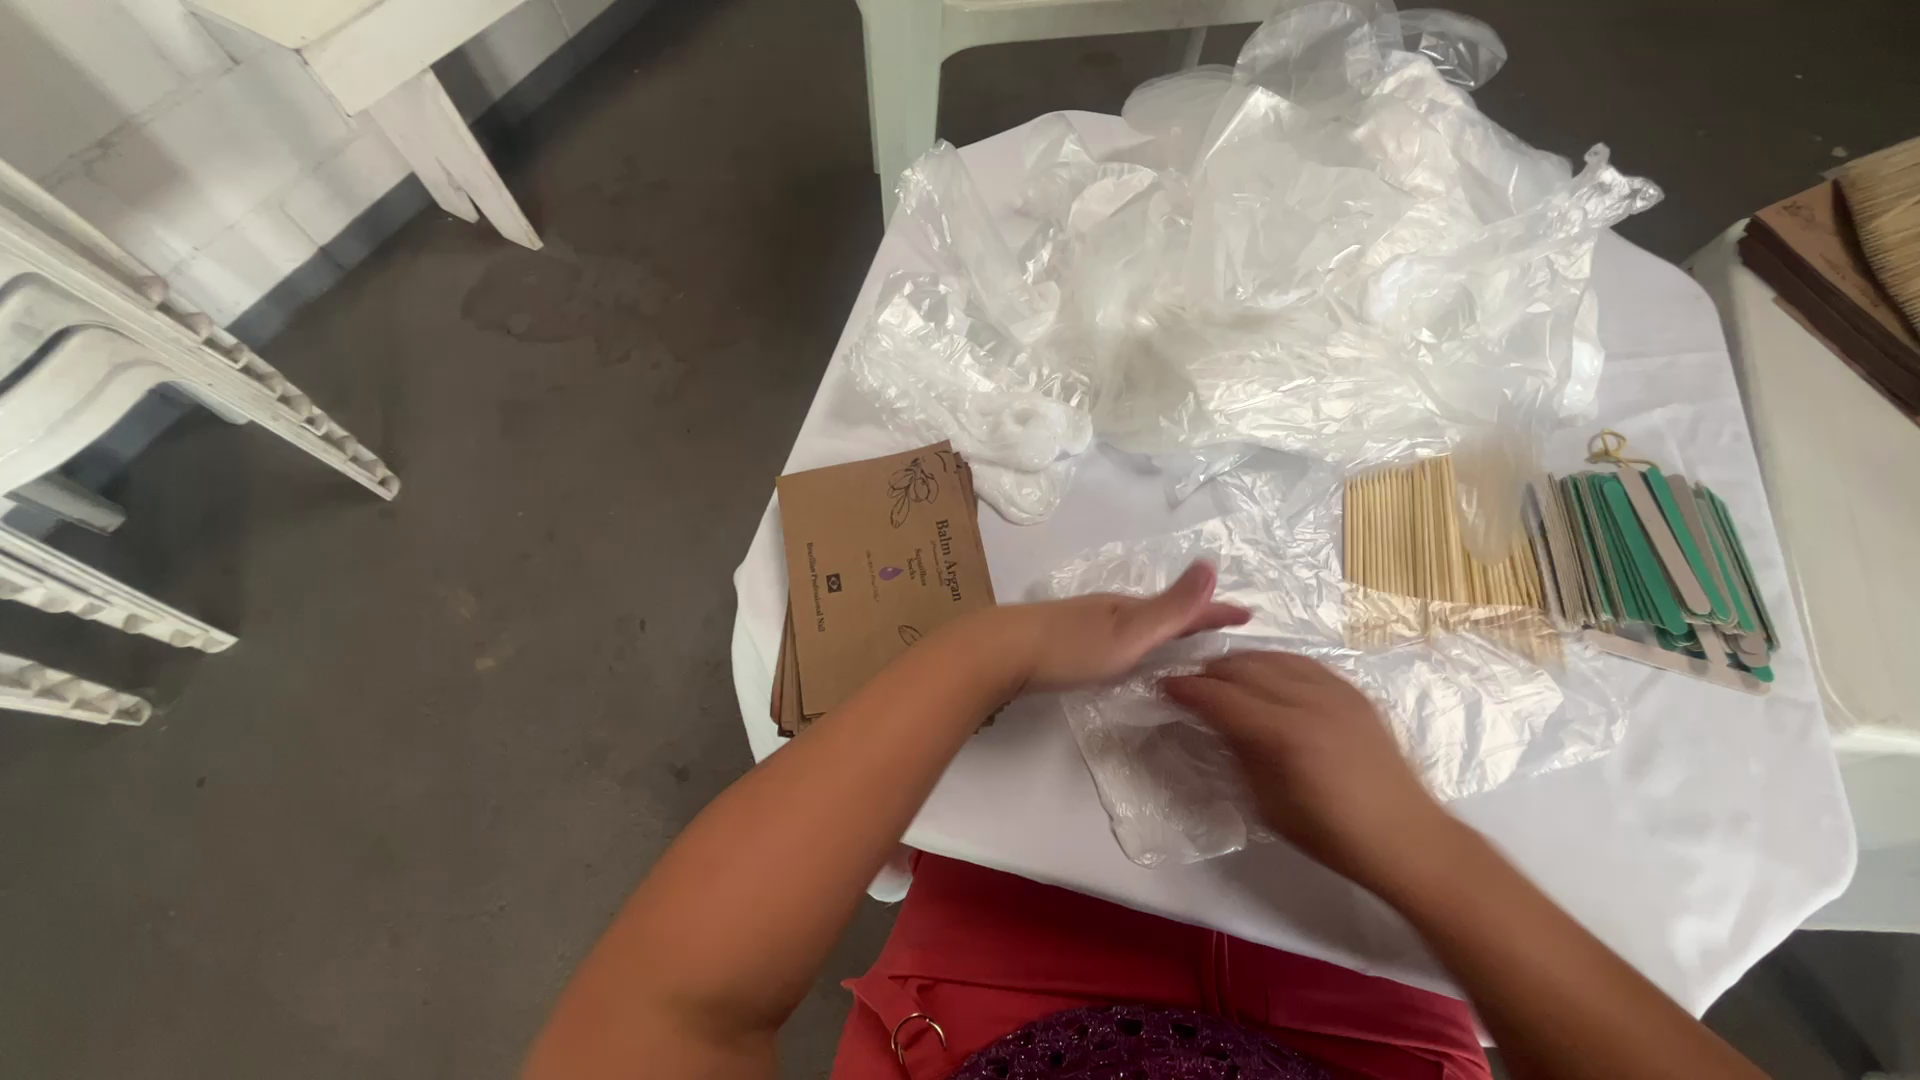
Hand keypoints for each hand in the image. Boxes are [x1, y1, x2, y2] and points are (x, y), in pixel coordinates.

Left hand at [984, 562, 1250, 695]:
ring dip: (1165, 628)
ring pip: (1137, 622)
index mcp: (1131, 608)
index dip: (1215, 611)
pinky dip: (1137, 641)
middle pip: (1162, 611)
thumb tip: (1213, 565)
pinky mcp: (1065, 641)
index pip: (1184, 607)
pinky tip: (1126, 655)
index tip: (1249, 614)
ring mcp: (1086, 623)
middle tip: (1221, 625)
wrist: (1001, 652)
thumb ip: (1171, 608)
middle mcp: (1111, 610)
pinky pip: (1116, 637)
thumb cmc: (1069, 647)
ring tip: (1183, 640)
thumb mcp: (1129, 632)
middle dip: (1195, 616)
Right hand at [1163, 652, 1454, 894]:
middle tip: (1187, 684)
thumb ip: (1238, 753)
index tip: (1163, 686)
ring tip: (1219, 676)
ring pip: (1272, 658)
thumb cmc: (1330, 834)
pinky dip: (1273, 662)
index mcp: (1286, 736)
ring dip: (1239, 663)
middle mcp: (1310, 702)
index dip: (1187, 689)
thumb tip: (1214, 721)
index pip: (1222, 698)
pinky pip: (1302, 662)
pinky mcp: (1353, 691)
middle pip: (1243, 669)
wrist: (1406, 838)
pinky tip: (1262, 674)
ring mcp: (1336, 692)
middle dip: (1208, 673)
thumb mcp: (1267, 803)